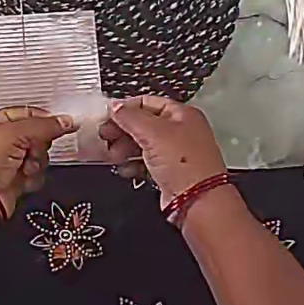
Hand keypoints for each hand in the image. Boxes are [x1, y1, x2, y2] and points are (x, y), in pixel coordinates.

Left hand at [0, 106, 76, 217]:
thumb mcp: (16, 132)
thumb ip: (45, 125)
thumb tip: (66, 121)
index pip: (27, 113)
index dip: (44, 119)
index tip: (60, 124)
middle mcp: (1, 141)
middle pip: (37, 136)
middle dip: (39, 144)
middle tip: (32, 148)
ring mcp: (8, 162)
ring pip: (39, 156)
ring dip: (37, 162)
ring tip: (26, 167)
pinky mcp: (14, 181)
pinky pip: (36, 175)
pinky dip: (33, 178)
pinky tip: (23, 179)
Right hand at [99, 97, 227, 201]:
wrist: (198, 202)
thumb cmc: (184, 163)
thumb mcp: (153, 132)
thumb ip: (130, 117)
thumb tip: (115, 106)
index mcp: (181, 114)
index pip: (147, 102)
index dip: (126, 108)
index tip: (107, 117)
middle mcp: (180, 131)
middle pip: (143, 124)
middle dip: (122, 131)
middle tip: (105, 137)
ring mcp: (176, 153)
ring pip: (143, 144)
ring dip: (125, 148)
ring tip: (112, 156)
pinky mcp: (170, 172)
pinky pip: (146, 163)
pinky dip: (133, 165)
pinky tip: (125, 169)